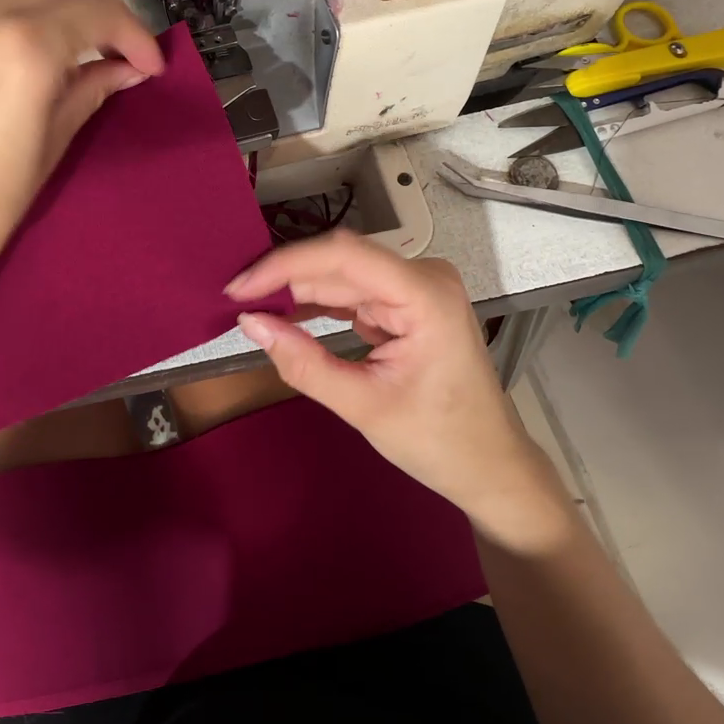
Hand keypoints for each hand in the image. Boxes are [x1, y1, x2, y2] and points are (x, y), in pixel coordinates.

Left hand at [0, 0, 164, 295]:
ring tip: (54, 28)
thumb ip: (89, 92)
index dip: (134, 34)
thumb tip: (125, 66)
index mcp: (22, 50)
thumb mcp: (48, 150)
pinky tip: (4, 44)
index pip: (96, 12)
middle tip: (112, 52)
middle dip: (98, 8)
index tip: (149, 63)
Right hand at [225, 231, 564, 537]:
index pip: (343, 256)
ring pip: (341, 277)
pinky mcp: (406, 304)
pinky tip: (283, 314)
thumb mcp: (363, 406)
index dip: (285, 265)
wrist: (490, 468)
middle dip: (284, 279)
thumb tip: (249, 323)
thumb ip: (303, 363)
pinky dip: (316, 305)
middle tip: (233, 300)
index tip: (239, 288)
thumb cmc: (439, 442)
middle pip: (340, 263)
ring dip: (296, 291)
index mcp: (425, 295)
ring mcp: (416, 289)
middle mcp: (422, 278)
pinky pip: (352, 294)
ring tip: (250, 307)